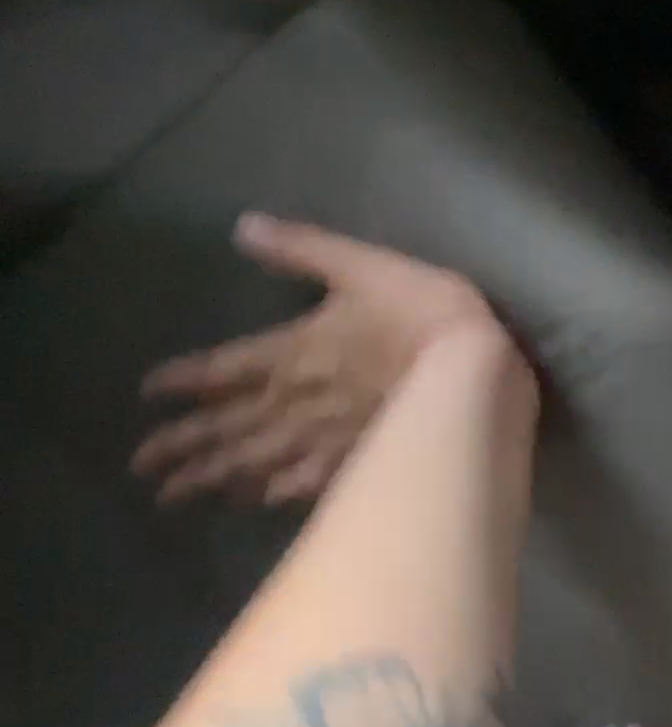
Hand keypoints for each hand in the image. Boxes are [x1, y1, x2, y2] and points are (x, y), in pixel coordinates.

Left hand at [133, 213, 512, 506]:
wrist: (471, 368)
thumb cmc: (421, 311)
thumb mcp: (365, 266)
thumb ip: (306, 248)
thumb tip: (244, 225)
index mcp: (291, 350)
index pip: (222, 368)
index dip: (184, 380)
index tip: (151, 394)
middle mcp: (294, 399)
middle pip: (227, 424)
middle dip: (183, 444)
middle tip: (144, 466)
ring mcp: (324, 435)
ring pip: (255, 460)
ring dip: (215, 476)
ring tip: (179, 494)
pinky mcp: (359, 456)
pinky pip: (307, 481)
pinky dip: (278, 492)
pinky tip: (263, 501)